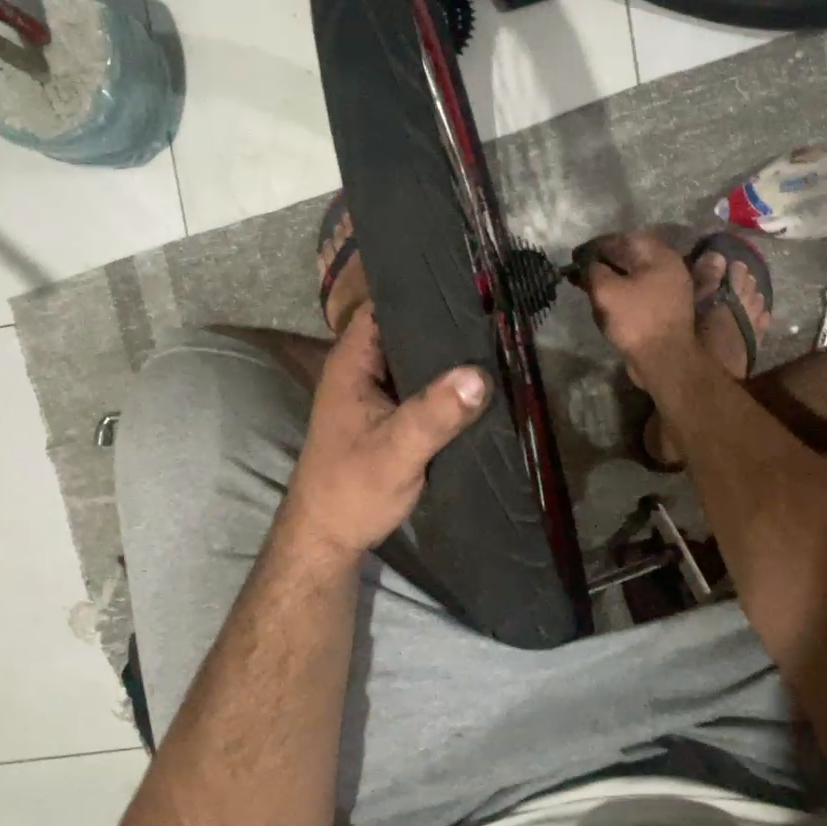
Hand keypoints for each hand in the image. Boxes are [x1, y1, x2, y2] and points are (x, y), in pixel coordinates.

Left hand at [277, 308, 489, 556]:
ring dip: (449, 357)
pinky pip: (421, 387)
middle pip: (406, 330)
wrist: (328, 538)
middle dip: (446, 326)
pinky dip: (445, 385)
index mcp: (351, 362)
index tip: (469, 288)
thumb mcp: (396, 452)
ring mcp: (375, 393)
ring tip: (498, 343)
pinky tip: (481, 384)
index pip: (386, 305)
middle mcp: (361, 369)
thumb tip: (479, 375)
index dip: (423, 293)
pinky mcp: (390, 416)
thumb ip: (434, 414)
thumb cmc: (351, 491)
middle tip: (497, 317)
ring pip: (417, 360)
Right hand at [576, 229, 696, 387]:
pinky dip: (620, 292)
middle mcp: (668, 268)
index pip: (623, 239)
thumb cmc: (635, 320)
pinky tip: (605, 300)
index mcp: (659, 256)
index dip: (596, 246)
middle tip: (579, 270)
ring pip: (633, 276)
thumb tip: (588, 264)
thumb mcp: (605, 290)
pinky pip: (638, 292)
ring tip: (588, 285)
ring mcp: (669, 289)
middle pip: (630, 257)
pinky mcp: (664, 309)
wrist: (664, 359)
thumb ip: (593, 270)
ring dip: (611, 278)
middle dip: (603, 262)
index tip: (575, 256)